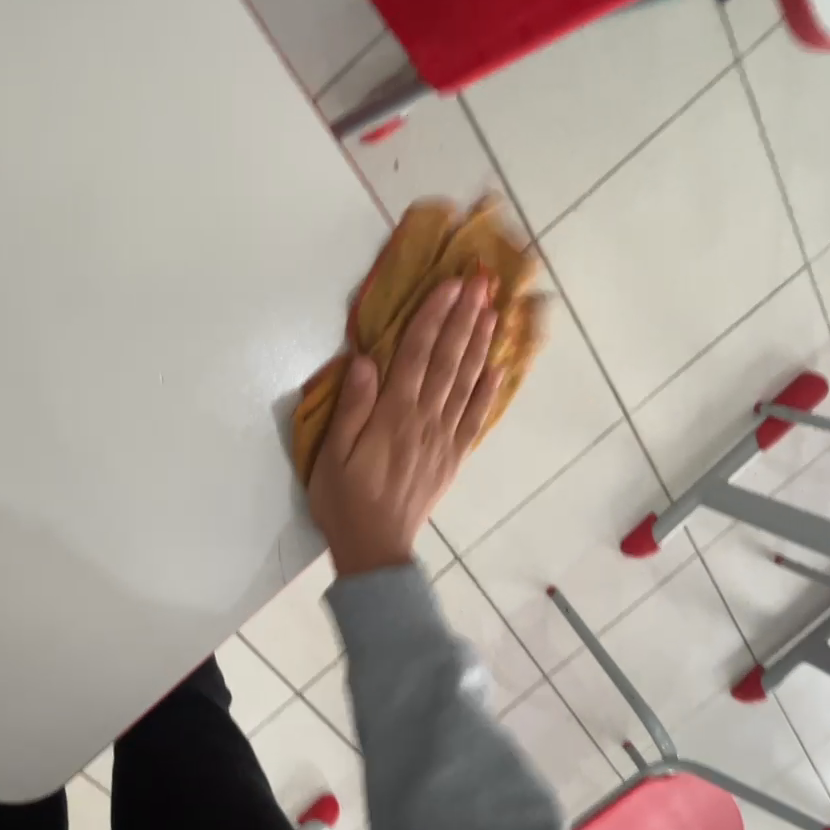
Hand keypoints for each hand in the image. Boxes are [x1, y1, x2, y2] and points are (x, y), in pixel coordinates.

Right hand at [308, 275, 501, 577]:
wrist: (375, 546)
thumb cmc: (344, 499)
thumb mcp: (333, 454)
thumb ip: (351, 407)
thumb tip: (364, 361)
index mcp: (392, 415)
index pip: (415, 355)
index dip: (433, 317)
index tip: (450, 285)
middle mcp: (424, 419)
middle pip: (447, 360)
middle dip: (464, 319)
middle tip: (481, 283)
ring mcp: (444, 438)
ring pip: (466, 382)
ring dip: (480, 344)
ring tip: (492, 310)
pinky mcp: (453, 456)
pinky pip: (476, 417)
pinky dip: (488, 390)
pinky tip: (497, 367)